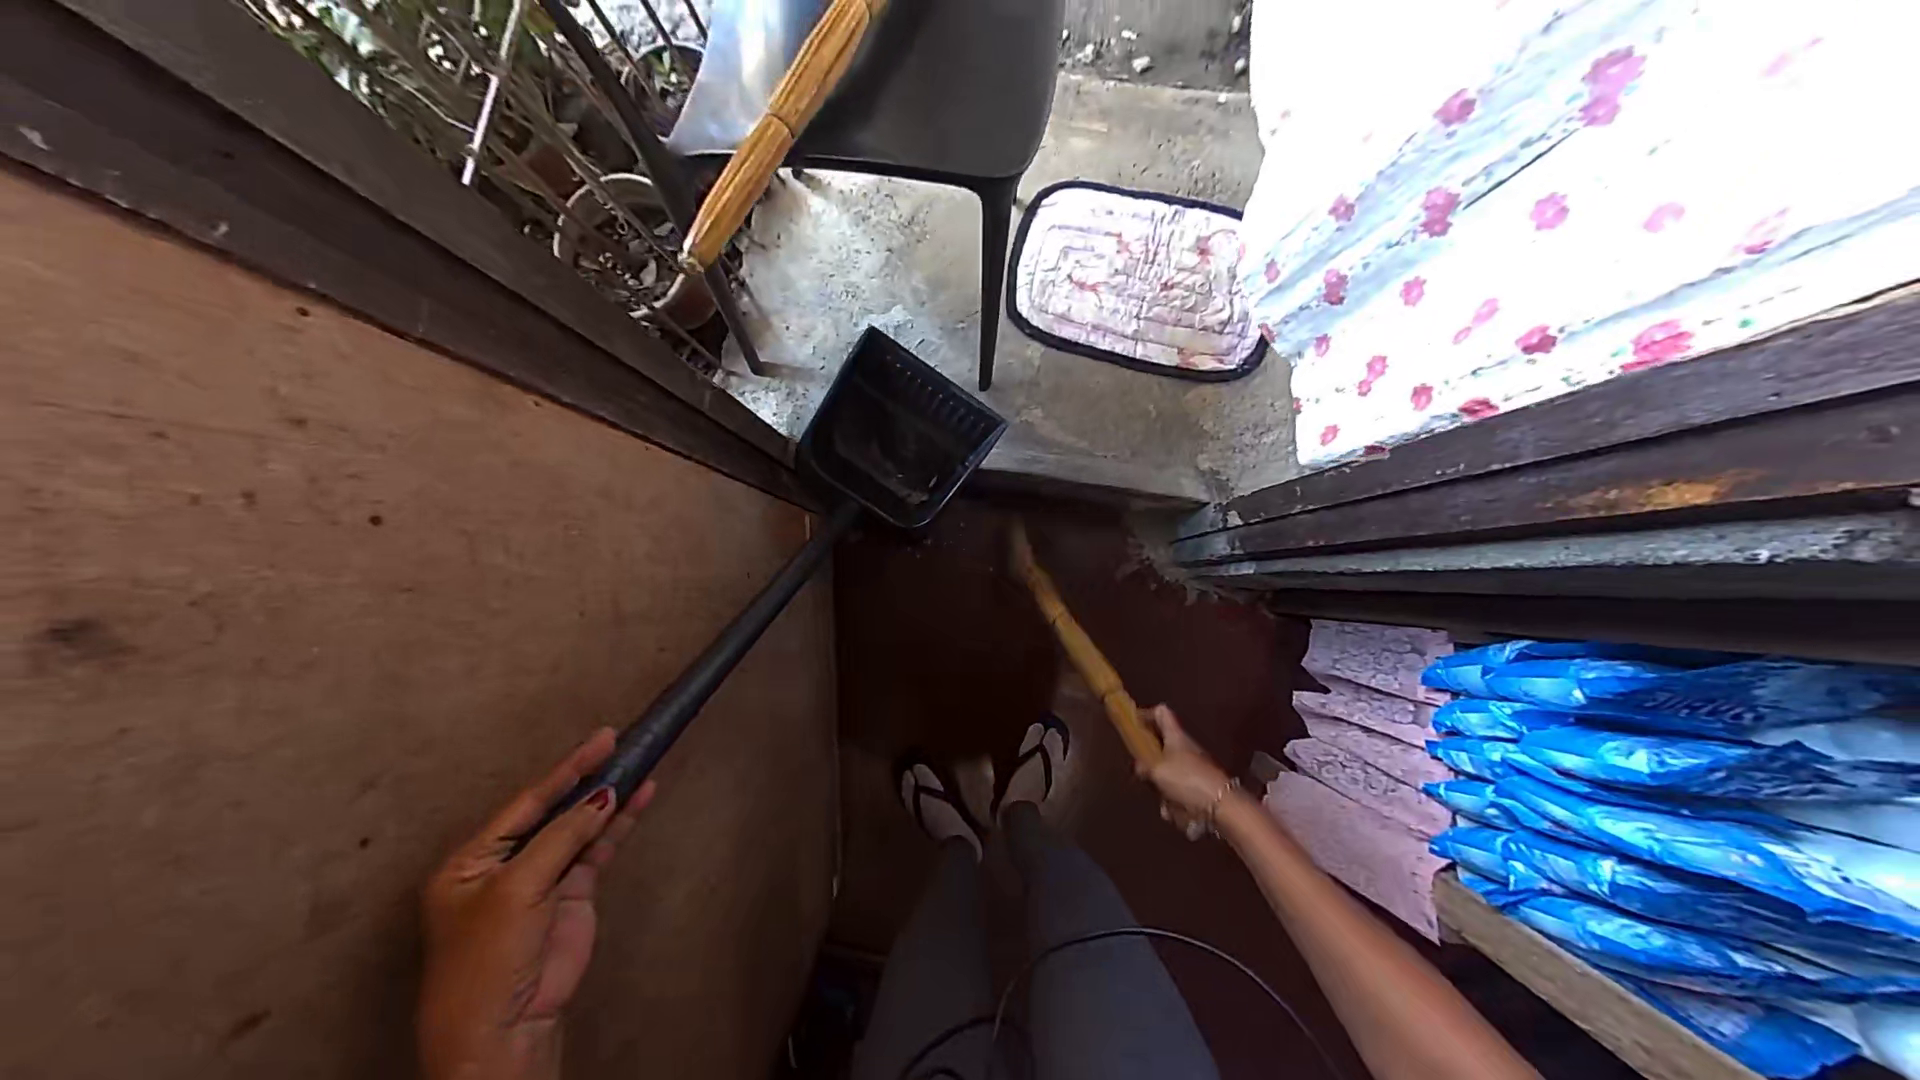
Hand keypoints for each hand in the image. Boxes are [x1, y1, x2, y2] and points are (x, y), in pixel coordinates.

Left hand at [418, 728, 656, 1079]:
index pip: (526, 802)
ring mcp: (543, 876)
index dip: (566, 770)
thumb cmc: (486, 959)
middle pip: (555, 809)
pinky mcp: (573, 892)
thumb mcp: (517, 890)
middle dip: (588, 778)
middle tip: (618, 742)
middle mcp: (506, 863)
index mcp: (471, 860)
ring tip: (640, 765)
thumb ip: (562, 837)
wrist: (505, 1027)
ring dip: (610, 799)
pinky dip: (620, 824)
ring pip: (582, 826)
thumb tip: (604, 795)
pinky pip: (599, 848)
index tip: (601, 740)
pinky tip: (639, 799)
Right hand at [1136, 705, 1234, 837]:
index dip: (1146, 715)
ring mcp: (1195, 766)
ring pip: (1169, 772)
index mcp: (1176, 736)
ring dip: (1161, 786)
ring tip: (1161, 801)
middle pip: (1162, 745)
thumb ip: (1144, 766)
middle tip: (1141, 771)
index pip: (1161, 712)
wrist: (1223, 805)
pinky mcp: (1201, 785)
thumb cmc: (1187, 780)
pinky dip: (1174, 801)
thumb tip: (1138, 765)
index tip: (1133, 726)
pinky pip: (1179, 790)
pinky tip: (1174, 812)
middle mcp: (1186, 747)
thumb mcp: (1157, 771)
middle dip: (1150, 761)